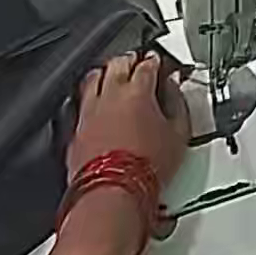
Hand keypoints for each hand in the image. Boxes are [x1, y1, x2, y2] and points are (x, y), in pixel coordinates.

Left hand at [69, 51, 190, 187]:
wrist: (113, 195)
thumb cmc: (145, 169)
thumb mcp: (179, 133)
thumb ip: (178, 104)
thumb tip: (174, 92)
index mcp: (138, 90)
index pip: (148, 64)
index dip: (156, 61)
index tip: (159, 64)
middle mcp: (110, 95)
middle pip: (118, 62)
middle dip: (130, 59)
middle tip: (138, 62)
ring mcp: (90, 110)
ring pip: (94, 76)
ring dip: (106, 72)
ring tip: (114, 75)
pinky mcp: (76, 129)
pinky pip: (80, 102)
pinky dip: (90, 97)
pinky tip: (96, 102)